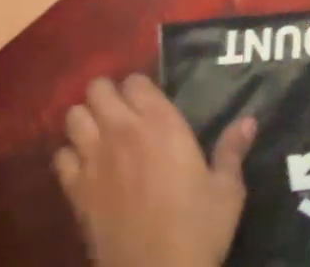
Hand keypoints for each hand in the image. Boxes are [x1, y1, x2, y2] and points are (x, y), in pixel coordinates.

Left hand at [54, 74, 256, 266]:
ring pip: (73, 115)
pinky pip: (60, 156)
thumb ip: (232, 150)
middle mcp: (121, 129)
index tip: (148, 105)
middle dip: (107, 97)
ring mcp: (93, 156)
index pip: (135, 81)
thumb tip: (249, 120)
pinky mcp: (74, 187)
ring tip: (99, 137)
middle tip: (121, 117)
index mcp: (159, 122)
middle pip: (98, 88)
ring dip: (85, 122)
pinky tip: (84, 170)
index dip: (139, 90)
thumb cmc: (198, 229)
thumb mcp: (227, 190)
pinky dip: (69, 158)